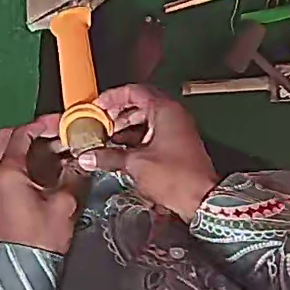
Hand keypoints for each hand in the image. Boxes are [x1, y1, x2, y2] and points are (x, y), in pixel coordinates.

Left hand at [0, 116, 84, 252]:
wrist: (24, 269)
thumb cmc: (39, 240)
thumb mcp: (65, 203)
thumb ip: (74, 176)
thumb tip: (80, 161)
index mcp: (8, 173)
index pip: (22, 134)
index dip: (43, 124)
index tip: (60, 124)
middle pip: (8, 139)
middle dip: (32, 133)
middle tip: (55, 135)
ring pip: (7, 154)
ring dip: (29, 149)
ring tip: (56, 153)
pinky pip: (7, 171)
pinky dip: (25, 164)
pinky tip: (46, 172)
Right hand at [78, 84, 218, 219]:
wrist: (201, 198)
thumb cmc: (175, 176)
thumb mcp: (135, 164)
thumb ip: (109, 157)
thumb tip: (88, 157)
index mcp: (165, 110)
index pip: (134, 91)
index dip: (112, 97)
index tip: (97, 106)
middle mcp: (173, 115)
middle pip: (140, 104)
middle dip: (117, 113)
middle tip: (100, 123)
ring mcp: (177, 129)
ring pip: (146, 119)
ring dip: (126, 127)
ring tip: (107, 138)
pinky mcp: (177, 144)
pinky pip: (153, 133)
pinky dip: (137, 138)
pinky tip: (121, 150)